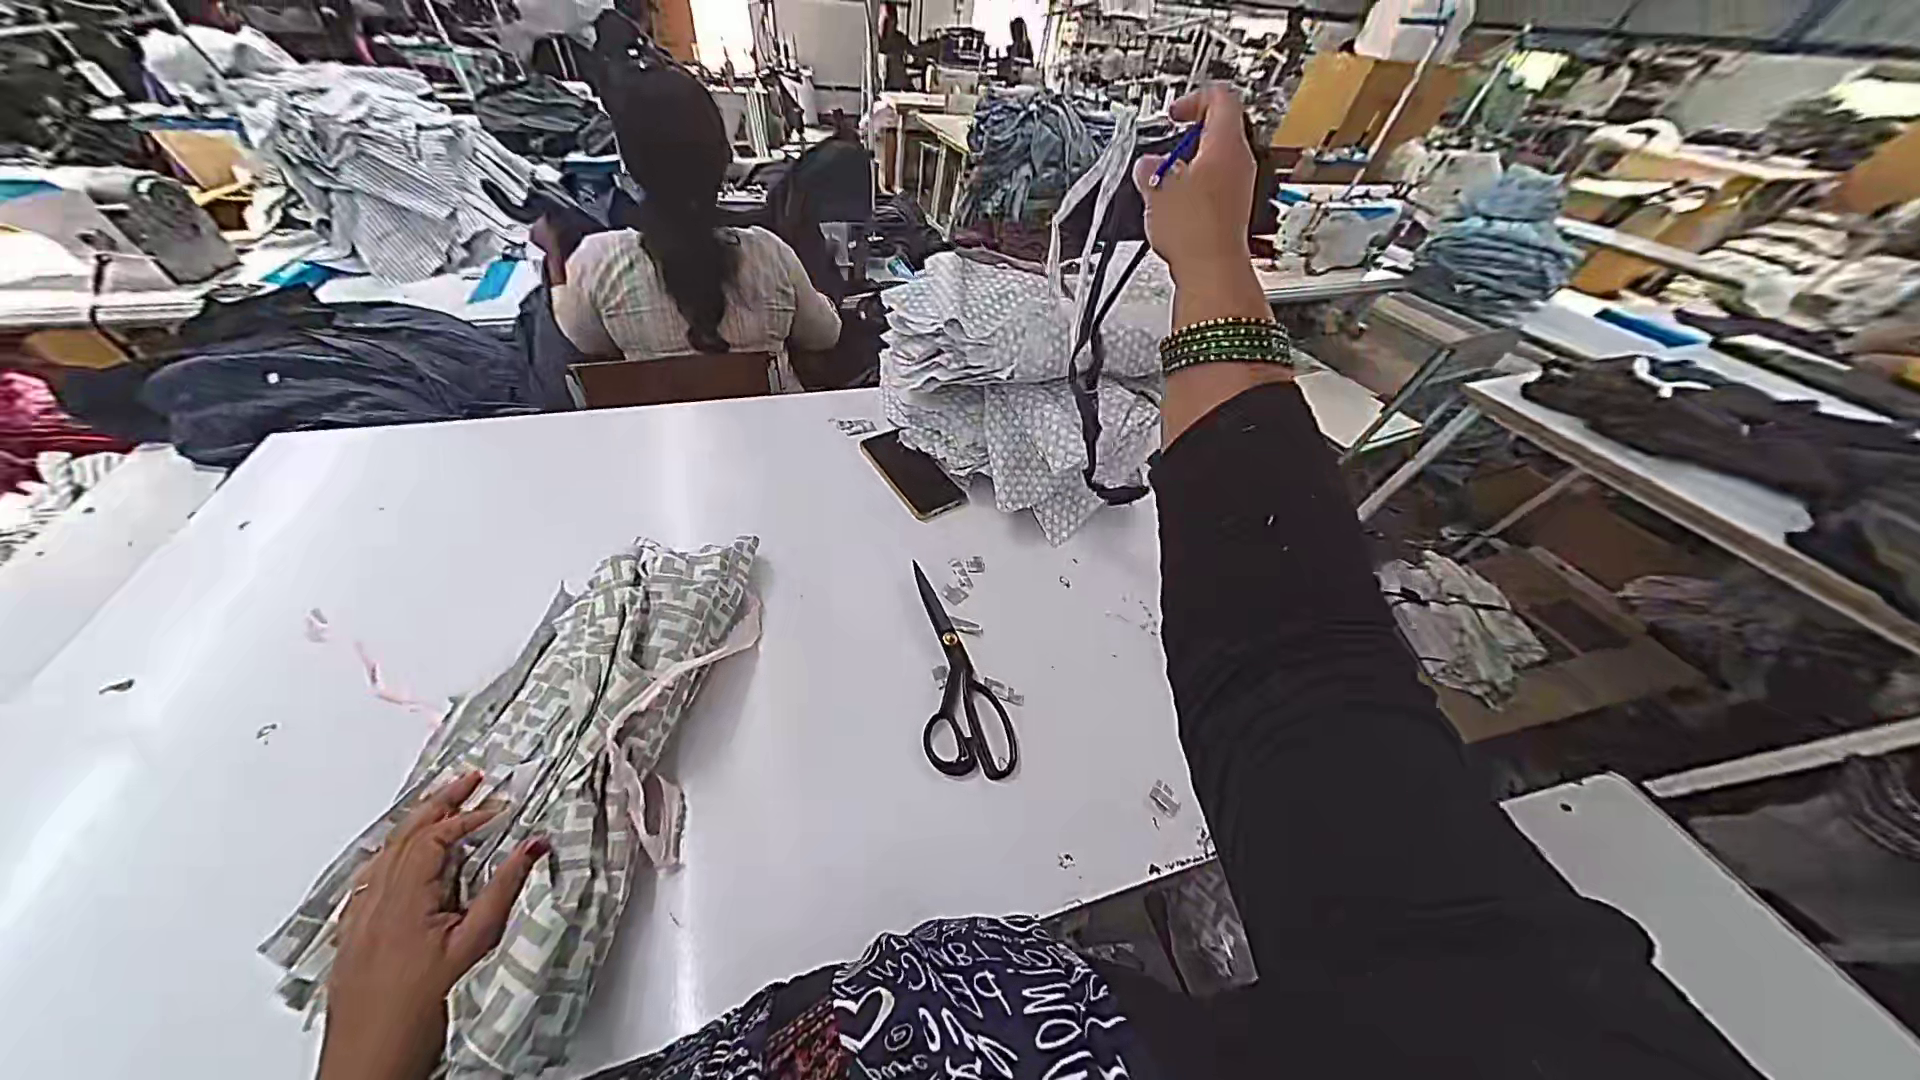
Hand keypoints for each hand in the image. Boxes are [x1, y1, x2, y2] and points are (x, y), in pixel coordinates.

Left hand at [317, 771, 548, 1079]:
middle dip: (438, 804)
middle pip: (403, 838)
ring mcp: (357, 923)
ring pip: (383, 857)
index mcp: (401, 903)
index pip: (434, 840)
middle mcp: (372, 906)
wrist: (368, 1069)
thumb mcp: (475, 945)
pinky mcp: (353, 940)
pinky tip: (403, 856)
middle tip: (469, 779)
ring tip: (441, 805)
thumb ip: (503, 889)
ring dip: (416, 825)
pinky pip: (370, 881)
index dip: (468, 817)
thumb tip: (533, 844)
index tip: (500, 809)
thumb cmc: (422, 1011)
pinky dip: (393, 855)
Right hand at [1132, 83, 1257, 285]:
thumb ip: (1149, 169)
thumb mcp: (1158, 190)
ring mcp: (1239, 188)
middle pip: (1216, 133)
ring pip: (1213, 164)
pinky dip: (1192, 194)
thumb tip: (1146, 166)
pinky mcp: (1231, 213)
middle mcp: (1239, 162)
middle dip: (1185, 142)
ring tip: (1164, 189)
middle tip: (1164, 156)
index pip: (1219, 98)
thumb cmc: (1194, 230)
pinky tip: (1174, 213)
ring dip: (1187, 171)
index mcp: (1225, 144)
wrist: (1211, 270)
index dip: (1193, 100)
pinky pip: (1212, 191)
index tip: (1175, 113)